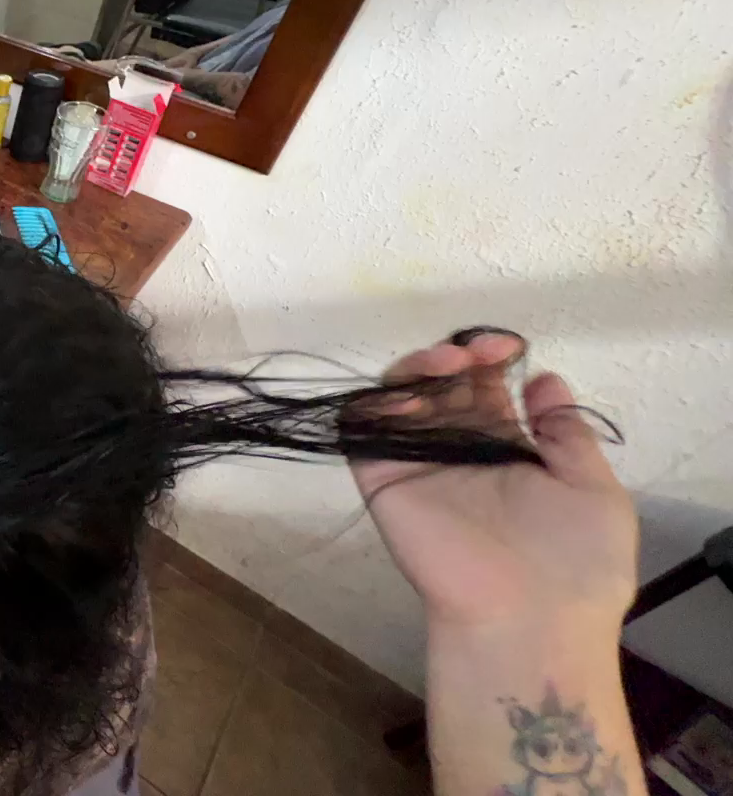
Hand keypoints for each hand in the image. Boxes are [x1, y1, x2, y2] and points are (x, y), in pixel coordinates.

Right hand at [353, 333, 637, 635]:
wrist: (526, 611)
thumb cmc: (572, 558)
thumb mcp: (594, 489)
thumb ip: (564, 434)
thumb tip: (545, 379)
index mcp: (502, 446)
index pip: (484, 389)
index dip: (492, 360)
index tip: (508, 345)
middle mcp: (453, 444)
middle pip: (438, 385)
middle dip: (453, 358)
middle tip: (474, 352)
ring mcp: (413, 457)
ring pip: (396, 397)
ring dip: (415, 371)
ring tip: (446, 363)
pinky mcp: (379, 472)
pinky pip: (362, 429)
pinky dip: (375, 405)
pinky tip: (409, 400)